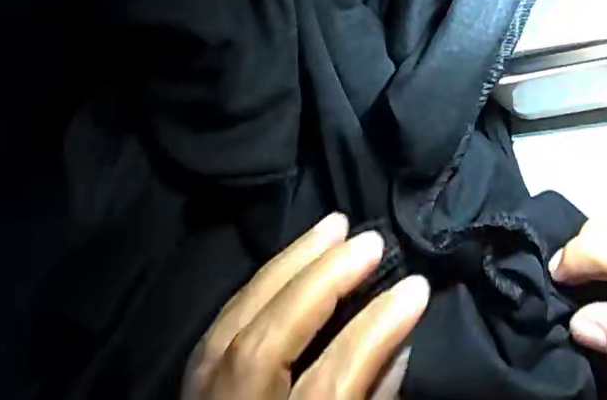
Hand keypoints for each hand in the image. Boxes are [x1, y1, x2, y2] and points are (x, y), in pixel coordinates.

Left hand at [185, 213, 428, 399]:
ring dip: (293, 261)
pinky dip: (264, 279)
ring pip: (241, 313)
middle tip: (370, 240)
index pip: (331, 382)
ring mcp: (203, 396)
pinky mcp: (191, 380)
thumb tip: (398, 338)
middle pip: (273, 337)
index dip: (376, 329)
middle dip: (326, 280)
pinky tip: (292, 256)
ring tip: (334, 225)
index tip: (416, 285)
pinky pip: (226, 315)